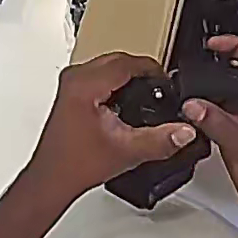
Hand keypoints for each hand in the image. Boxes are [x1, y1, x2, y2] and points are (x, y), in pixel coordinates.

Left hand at [17, 52, 197, 205]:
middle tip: (160, 85)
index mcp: (85, 85)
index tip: (166, 79)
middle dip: (141, 70)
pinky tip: (127, 100)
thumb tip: (184, 131)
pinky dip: (115, 81)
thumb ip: (161, 140)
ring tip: (147, 92)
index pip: (125, 62)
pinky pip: (98, 74)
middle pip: (116, 59)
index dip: (151, 68)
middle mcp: (74, 78)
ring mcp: (70, 83)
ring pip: (106, 65)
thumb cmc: (76, 164)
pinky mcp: (70, 90)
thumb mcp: (127, 151)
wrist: (53, 177)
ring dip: (128, 75)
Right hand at [183, 35, 237, 237]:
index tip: (214, 44)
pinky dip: (208, 109)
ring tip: (193, 87)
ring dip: (212, 91)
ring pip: (229, 93)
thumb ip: (215, 120)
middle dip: (218, 68)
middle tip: (198, 62)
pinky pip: (222, 112)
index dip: (236, 45)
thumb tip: (192, 104)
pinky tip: (196, 112)